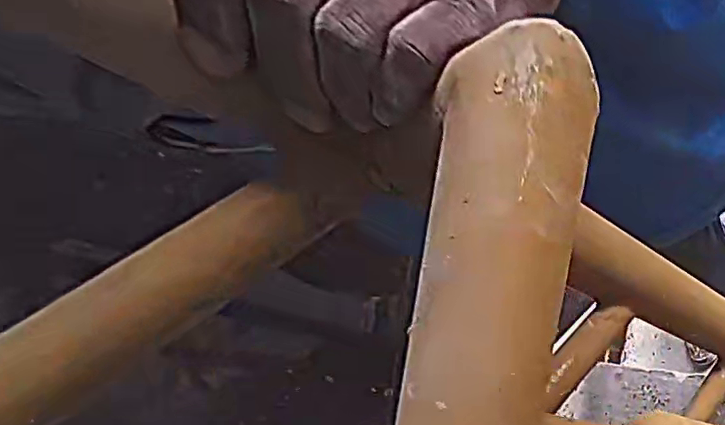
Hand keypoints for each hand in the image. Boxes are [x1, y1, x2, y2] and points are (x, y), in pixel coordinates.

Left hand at [174, 0, 558, 132]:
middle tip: (308, 112)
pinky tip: (393, 106)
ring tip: (360, 114)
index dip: (218, 15)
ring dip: (344, 90)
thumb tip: (222, 53)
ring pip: (341, 34)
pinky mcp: (467, 13)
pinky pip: (407, 54)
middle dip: (288, 70)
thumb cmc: (429, 11)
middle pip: (285, 2)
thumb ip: (303, 17)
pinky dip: (393, 87)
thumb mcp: (363, 7)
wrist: (506, 1)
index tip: (219, 60)